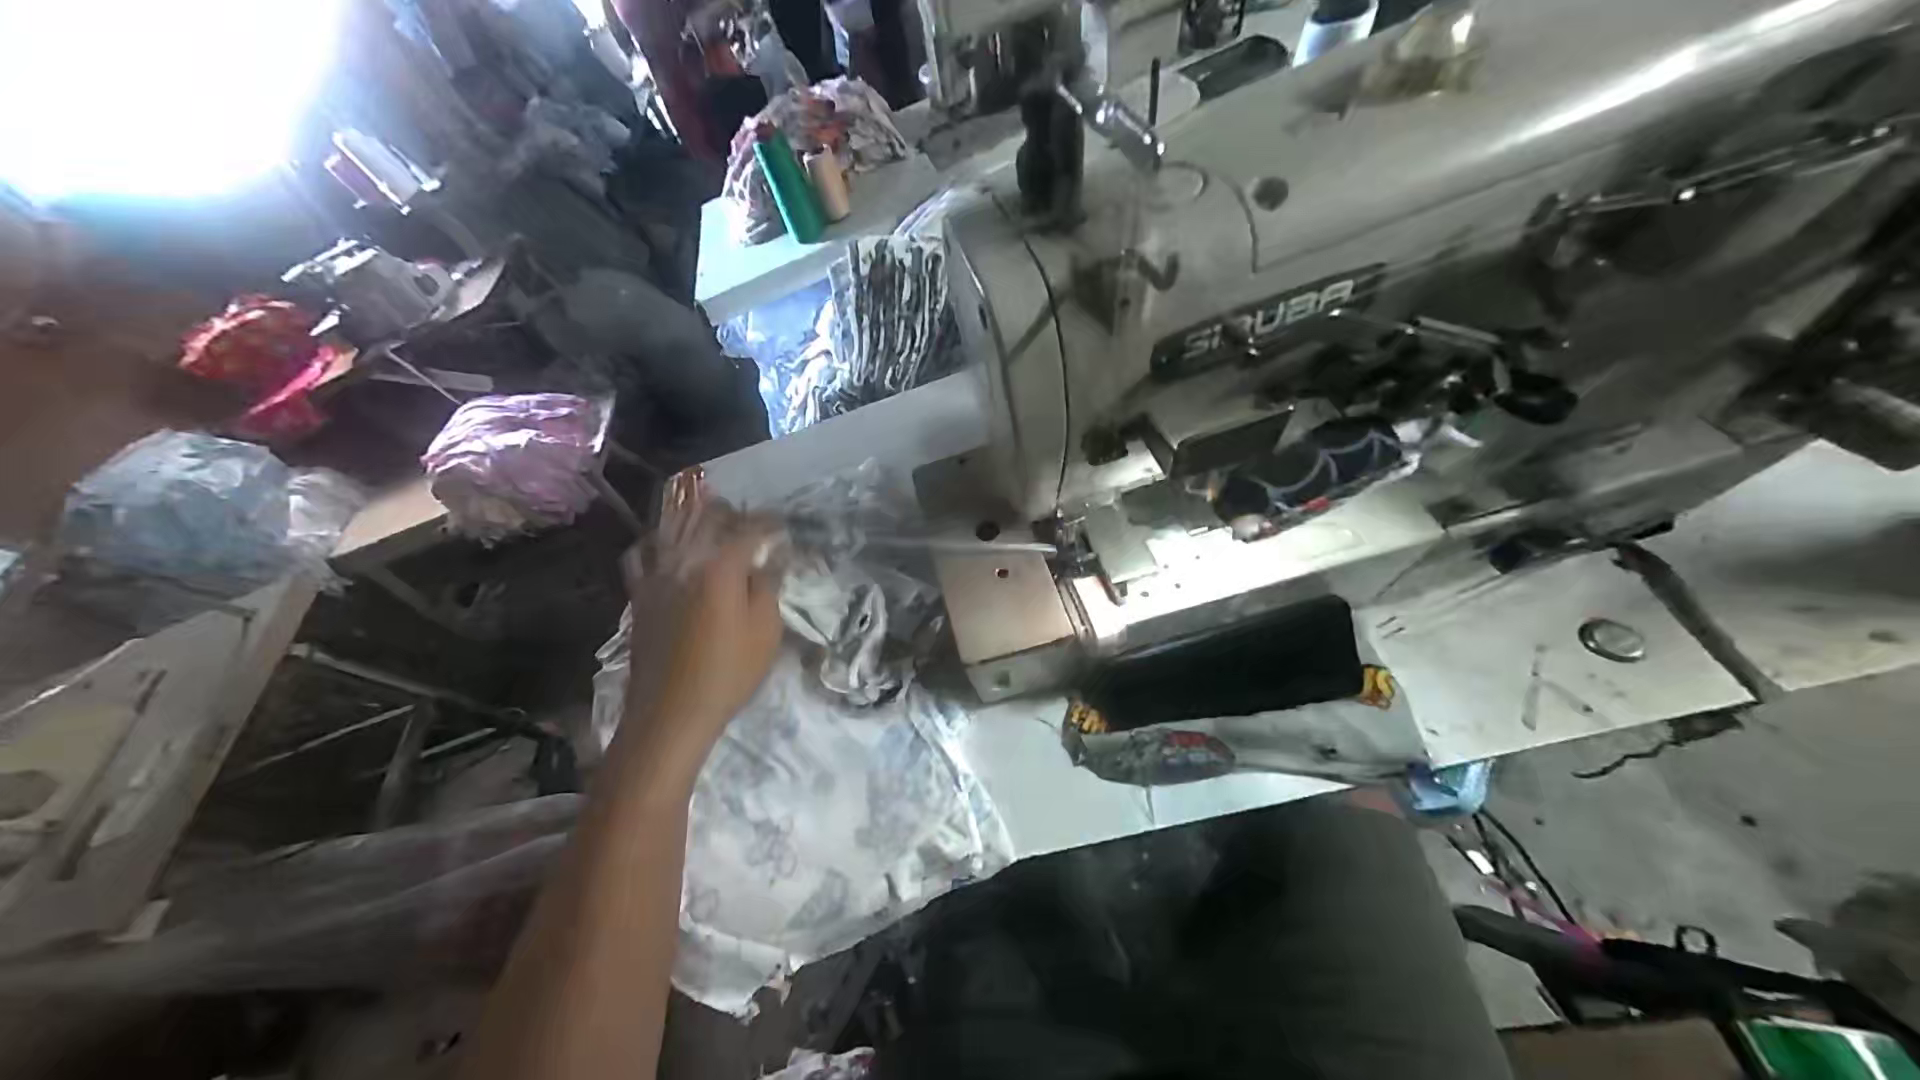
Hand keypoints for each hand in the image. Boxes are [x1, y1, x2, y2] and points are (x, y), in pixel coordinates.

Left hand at [618, 521, 785, 763]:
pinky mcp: (639, 593)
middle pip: (707, 517)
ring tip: (714, 523)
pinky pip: (641, 553)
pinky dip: (656, 541)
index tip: (782, 528)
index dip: (768, 524)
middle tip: (752, 525)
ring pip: (672, 526)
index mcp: (720, 567)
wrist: (671, 712)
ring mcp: (656, 574)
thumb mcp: (766, 632)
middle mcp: (684, 560)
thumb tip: (772, 558)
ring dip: (696, 517)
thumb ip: (768, 586)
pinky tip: (669, 548)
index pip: (748, 529)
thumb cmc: (728, 673)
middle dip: (733, 514)